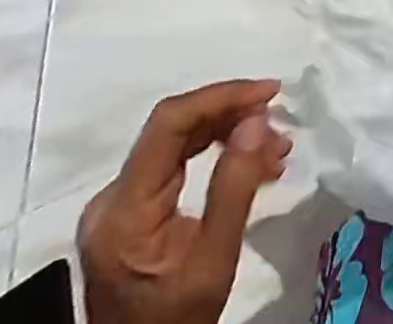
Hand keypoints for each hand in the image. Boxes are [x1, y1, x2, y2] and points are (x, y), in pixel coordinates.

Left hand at [77, 80, 292, 323]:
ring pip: (179, 139)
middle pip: (174, 127)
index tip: (270, 92)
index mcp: (126, 208)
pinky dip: (219, 150)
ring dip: (231, 131)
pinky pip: (178, 160)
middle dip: (233, 113)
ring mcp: (119, 200)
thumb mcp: (216, 258)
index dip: (222, 96)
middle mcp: (113, 196)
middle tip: (279, 120)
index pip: (169, 124)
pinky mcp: (132, 207)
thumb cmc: (178, 316)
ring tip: (277, 146)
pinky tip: (253, 162)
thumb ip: (235, 186)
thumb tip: (257, 120)